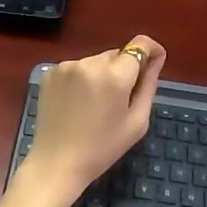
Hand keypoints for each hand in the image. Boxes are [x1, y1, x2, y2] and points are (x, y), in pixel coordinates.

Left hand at [12, 36, 165, 206]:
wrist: (57, 161)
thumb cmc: (103, 147)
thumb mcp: (136, 121)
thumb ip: (148, 85)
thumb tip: (156, 58)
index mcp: (114, 75)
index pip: (140, 45)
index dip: (151, 51)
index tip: (154, 62)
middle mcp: (89, 63)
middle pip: (116, 54)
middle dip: (123, 69)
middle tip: (120, 99)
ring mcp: (66, 66)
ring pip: (96, 61)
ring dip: (102, 74)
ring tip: (96, 105)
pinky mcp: (50, 73)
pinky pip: (76, 68)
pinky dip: (82, 79)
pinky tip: (77, 103)